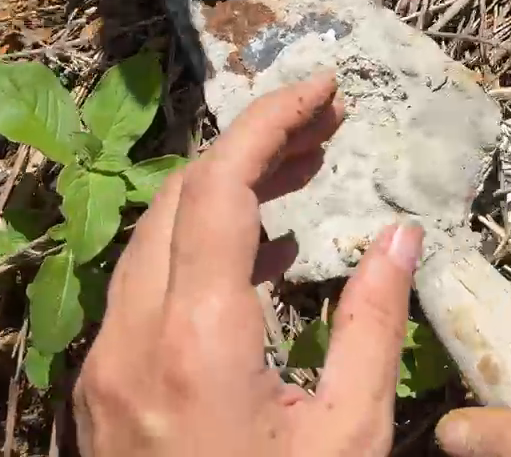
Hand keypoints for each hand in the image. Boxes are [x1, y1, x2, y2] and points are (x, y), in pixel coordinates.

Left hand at [75, 74, 422, 456]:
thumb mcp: (348, 430)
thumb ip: (374, 319)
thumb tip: (401, 232)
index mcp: (195, 341)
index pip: (219, 189)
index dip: (271, 122)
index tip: (325, 87)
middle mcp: (132, 339)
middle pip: (182, 196)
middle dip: (258, 140)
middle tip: (332, 119)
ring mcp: (109, 364)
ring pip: (160, 232)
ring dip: (235, 182)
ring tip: (313, 161)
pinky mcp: (110, 385)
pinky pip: (156, 277)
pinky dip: (214, 234)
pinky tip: (275, 243)